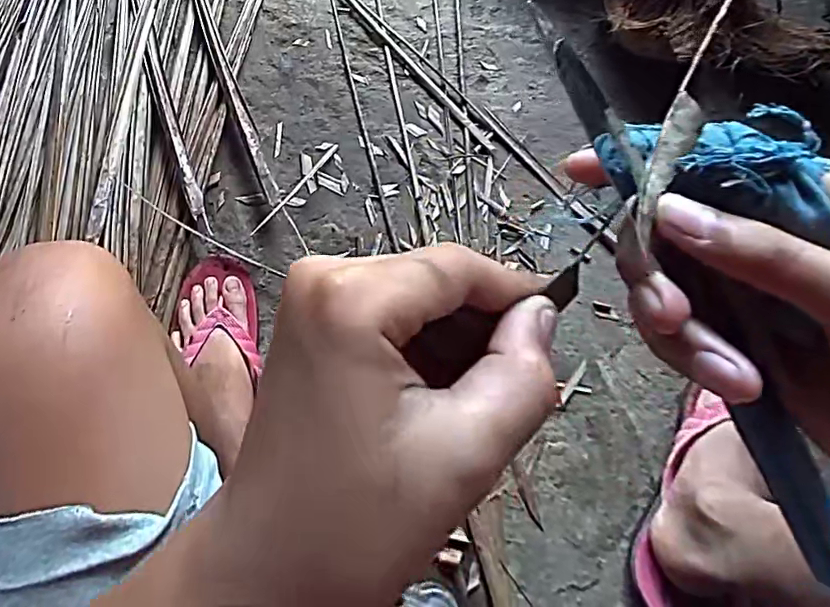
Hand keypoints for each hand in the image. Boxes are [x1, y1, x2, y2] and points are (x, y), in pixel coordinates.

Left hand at [107, 243, 558, 605]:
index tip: (555, 320)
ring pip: (412, 292)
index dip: (514, 289)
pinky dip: (419, 342)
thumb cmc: (355, 521)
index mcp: (349, 296)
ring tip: (474, 397)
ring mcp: (309, 294)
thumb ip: (521, 377)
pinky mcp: (309, 316)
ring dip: (452, 336)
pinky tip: (434, 391)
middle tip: (517, 379)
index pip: (454, 267)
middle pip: (431, 277)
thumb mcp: (462, 453)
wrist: (273, 561)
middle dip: (481, 323)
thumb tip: (540, 316)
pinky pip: (384, 308)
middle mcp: (321, 276)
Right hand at [565, 156, 829, 606]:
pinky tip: (741, 389)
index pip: (724, 162)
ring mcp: (755, 291)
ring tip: (728, 374)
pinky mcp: (742, 340)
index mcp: (827, 204)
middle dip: (659, 266)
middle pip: (675, 223)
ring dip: (678, 324)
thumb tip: (668, 211)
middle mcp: (777, 237)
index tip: (585, 167)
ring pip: (668, 279)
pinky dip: (693, 357)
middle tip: (670, 310)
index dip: (652, 159)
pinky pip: (682, 332)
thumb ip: (774, 261)